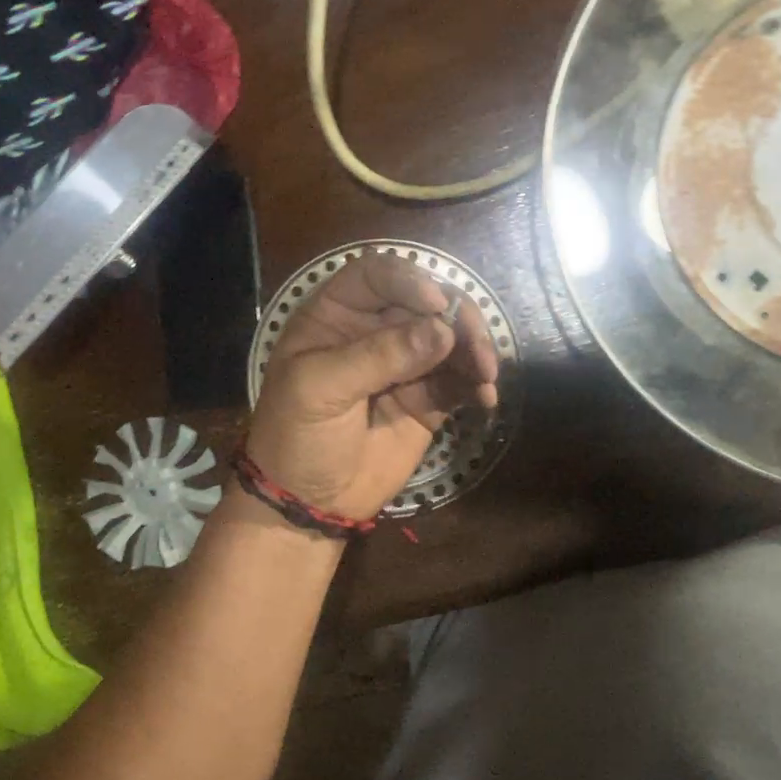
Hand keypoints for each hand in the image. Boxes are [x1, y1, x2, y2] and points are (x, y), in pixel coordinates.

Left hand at [246, 253, 499, 521]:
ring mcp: (404, 364)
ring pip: (450, 338)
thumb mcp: (319, 390)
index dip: (409, 280)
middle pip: (425, 302)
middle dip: (456, 318)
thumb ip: (379, 357)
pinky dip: (477, 383)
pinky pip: (459, 378)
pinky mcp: (427, 399)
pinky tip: (485, 398)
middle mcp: (373, 330)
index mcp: (335, 315)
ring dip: (474, 349)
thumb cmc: (295, 436)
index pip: (377, 275)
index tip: (437, 304)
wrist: (306, 504)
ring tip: (485, 375)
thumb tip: (442, 331)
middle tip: (476, 347)